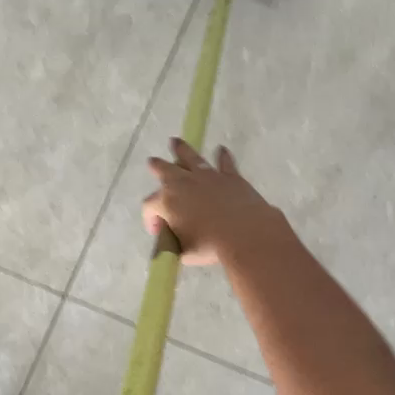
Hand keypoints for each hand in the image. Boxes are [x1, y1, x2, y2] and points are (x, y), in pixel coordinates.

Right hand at [143, 138, 280, 264]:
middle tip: (152, 162)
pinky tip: (221, 150)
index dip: (150, 219)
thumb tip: (176, 248)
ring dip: (181, 150)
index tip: (158, 231)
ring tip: (175, 141)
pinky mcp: (229, 176)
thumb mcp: (185, 252)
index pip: (150, 207)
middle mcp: (183, 184)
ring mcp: (207, 177)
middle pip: (164, 170)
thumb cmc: (210, 245)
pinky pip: (224, 162)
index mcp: (167, 202)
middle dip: (157, 167)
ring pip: (190, 158)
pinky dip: (222, 156)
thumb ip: (177, 246)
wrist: (245, 233)